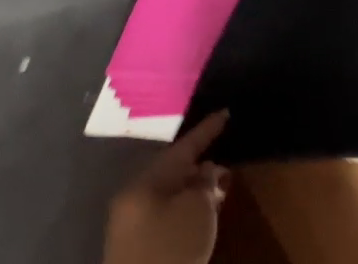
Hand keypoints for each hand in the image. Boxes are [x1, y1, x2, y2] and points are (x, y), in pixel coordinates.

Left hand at [103, 110, 230, 263]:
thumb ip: (205, 182)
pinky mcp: (137, 240)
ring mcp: (132, 221)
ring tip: (220, 181)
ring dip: (195, 183)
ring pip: (170, 189)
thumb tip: (205, 171)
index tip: (225, 112)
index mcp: (145, 184)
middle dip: (200, 160)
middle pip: (172, 168)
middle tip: (225, 151)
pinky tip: (204, 205)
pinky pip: (166, 208)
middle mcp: (133, 197)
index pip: (182, 148)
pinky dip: (187, 202)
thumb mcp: (199, 207)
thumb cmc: (173, 244)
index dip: (206, 131)